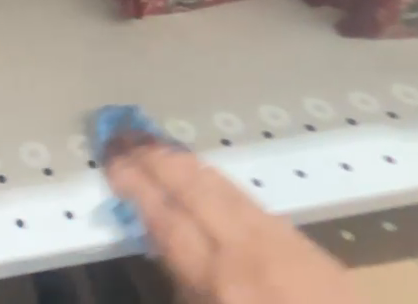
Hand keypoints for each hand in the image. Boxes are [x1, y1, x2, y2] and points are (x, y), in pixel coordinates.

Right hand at [104, 143, 356, 303]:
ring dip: (181, 159)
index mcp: (219, 281)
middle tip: (119, 132)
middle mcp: (249, 252)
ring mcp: (283, 244)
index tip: (109, 159)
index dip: (134, 183)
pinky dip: (215, 179)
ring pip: (222, 185)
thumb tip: (159, 243)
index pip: (165, 217)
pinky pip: (249, 199)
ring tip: (149, 140)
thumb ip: (181, 286)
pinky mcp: (308, 247)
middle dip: (152, 157)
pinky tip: (199, 172)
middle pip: (192, 187)